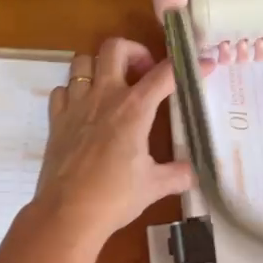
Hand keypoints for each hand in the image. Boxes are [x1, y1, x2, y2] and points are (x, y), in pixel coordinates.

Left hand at [34, 38, 194, 246]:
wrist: (67, 214)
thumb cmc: (115, 197)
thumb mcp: (154, 186)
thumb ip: (177, 175)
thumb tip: (194, 174)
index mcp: (134, 108)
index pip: (165, 74)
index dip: (189, 65)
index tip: (206, 64)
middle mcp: (104, 96)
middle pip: (115, 48)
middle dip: (134, 51)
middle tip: (144, 73)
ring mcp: (76, 104)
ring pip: (83, 61)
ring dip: (99, 67)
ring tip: (112, 85)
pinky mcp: (56, 119)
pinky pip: (62, 90)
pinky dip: (73, 92)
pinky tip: (83, 109)